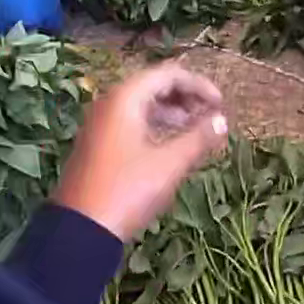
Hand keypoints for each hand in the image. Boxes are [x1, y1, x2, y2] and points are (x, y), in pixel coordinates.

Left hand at [53, 63, 227, 241]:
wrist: (81, 229)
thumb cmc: (127, 190)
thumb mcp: (168, 164)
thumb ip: (198, 138)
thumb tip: (222, 121)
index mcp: (124, 99)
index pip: (167, 74)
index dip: (198, 85)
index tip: (221, 104)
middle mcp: (109, 104)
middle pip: (153, 86)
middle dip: (185, 97)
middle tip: (210, 115)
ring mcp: (100, 124)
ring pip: (142, 106)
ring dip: (172, 113)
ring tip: (196, 130)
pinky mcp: (98, 144)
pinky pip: (131, 123)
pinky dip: (155, 126)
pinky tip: (171, 144)